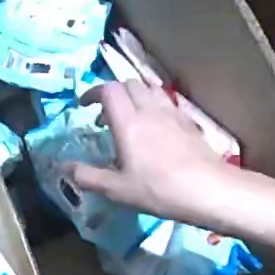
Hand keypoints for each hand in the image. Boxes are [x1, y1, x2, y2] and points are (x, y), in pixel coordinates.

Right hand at [66, 80, 252, 231]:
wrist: (210, 190)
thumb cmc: (158, 189)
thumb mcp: (115, 189)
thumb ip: (86, 176)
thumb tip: (64, 166)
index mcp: (128, 122)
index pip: (109, 90)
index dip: (92, 93)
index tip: (83, 106)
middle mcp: (150, 111)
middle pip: (129, 84)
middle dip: (112, 93)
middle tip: (103, 114)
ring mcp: (172, 114)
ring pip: (149, 90)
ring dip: (133, 97)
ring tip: (126, 119)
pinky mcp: (188, 122)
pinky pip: (165, 103)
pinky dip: (151, 107)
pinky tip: (150, 130)